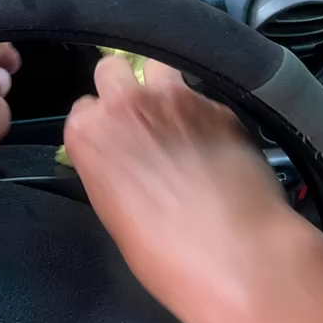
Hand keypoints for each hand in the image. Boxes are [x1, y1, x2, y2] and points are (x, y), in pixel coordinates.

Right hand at [64, 55, 322, 322]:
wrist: (238, 258)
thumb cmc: (164, 255)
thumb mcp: (113, 211)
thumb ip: (110, 165)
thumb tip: (124, 157)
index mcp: (89, 132)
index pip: (84, 107)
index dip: (101, 123)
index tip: (115, 141)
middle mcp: (126, 104)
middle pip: (113, 69)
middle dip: (123, 86)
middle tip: (140, 118)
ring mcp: (176, 98)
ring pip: (159, 65)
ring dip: (162, 85)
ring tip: (178, 117)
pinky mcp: (219, 104)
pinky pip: (204, 95)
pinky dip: (205, 112)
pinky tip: (217, 141)